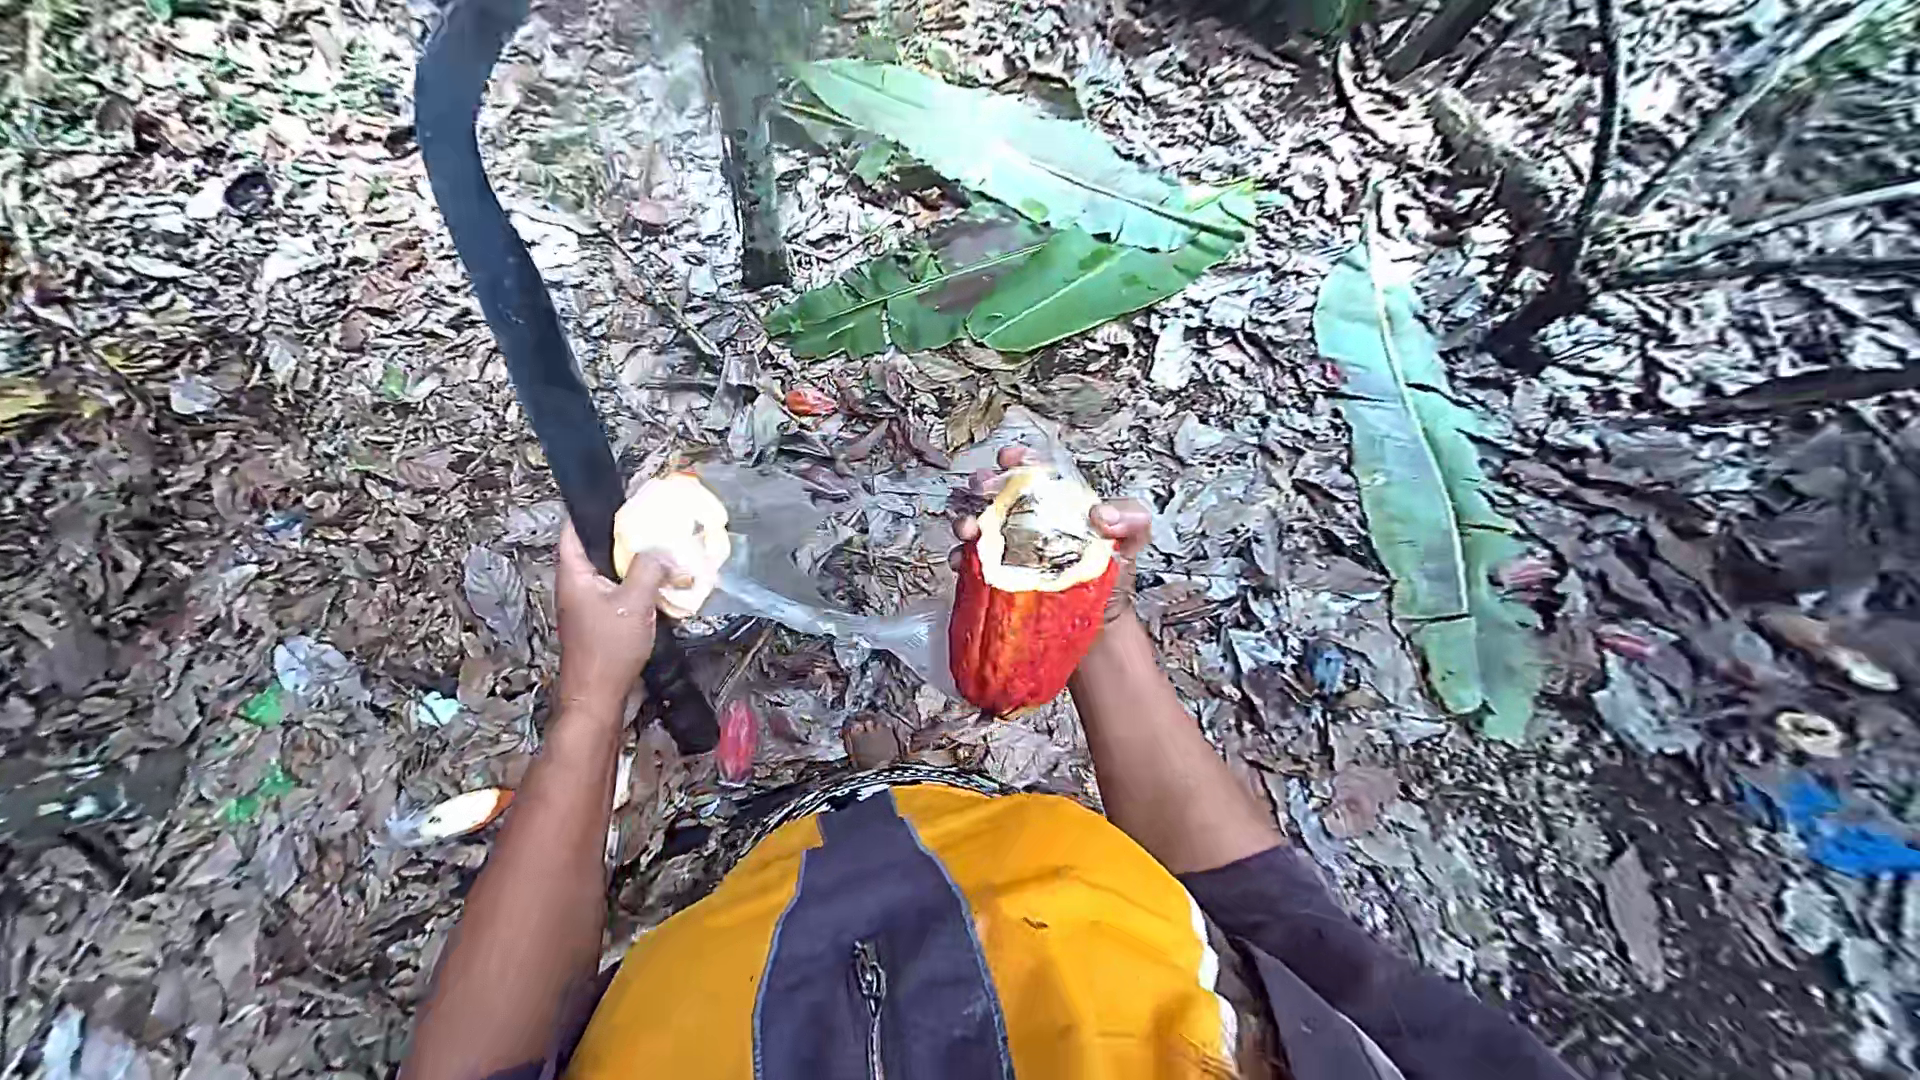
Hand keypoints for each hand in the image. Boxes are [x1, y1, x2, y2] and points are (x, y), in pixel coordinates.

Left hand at [555, 521, 679, 712]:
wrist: (600, 696)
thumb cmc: (608, 648)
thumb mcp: (633, 603)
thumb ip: (650, 570)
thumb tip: (665, 551)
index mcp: (574, 575)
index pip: (573, 531)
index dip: (590, 511)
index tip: (618, 497)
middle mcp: (580, 586)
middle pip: (599, 549)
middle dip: (626, 536)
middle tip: (655, 522)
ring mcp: (593, 604)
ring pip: (616, 572)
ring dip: (639, 562)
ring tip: (667, 549)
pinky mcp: (608, 620)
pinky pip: (626, 591)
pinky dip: (644, 584)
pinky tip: (667, 584)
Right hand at [952, 445, 1152, 625]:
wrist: (1101, 629)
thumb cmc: (1113, 579)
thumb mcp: (1133, 541)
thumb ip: (1131, 519)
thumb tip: (1101, 515)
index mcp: (1057, 505)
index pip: (1035, 474)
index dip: (1020, 461)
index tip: (1010, 459)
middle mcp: (1027, 523)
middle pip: (997, 494)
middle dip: (983, 484)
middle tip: (982, 486)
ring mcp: (1009, 551)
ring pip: (978, 526)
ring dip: (966, 521)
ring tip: (968, 528)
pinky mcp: (997, 579)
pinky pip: (972, 565)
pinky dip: (962, 560)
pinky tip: (964, 561)